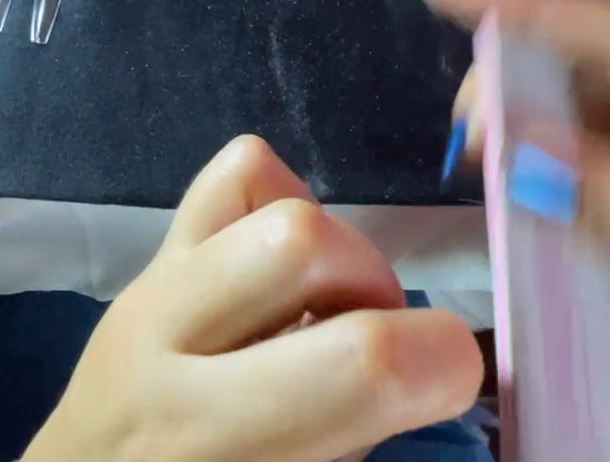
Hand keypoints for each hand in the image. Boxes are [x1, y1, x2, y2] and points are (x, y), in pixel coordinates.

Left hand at [23, 136, 481, 461]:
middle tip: (383, 344)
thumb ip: (358, 434)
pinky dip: (286, 201)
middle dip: (382, 286)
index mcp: (211, 439)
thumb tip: (437, 375)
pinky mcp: (156, 249)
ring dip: (337, 247)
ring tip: (332, 307)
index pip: (359, 361)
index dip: (443, 360)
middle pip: (303, 243)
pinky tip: (286, 267)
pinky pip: (235, 174)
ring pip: (272, 198)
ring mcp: (155, 279)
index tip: (453, 377)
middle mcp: (168, 340)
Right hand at [418, 0, 609, 461]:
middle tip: (468, 121)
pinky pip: (579, 177)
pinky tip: (508, 187)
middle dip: (521, 80)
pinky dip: (538, 179)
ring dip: (523, 131)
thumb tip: (512, 144)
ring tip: (476, 155)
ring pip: (576, 123)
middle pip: (591, 72)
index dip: (533, 2)